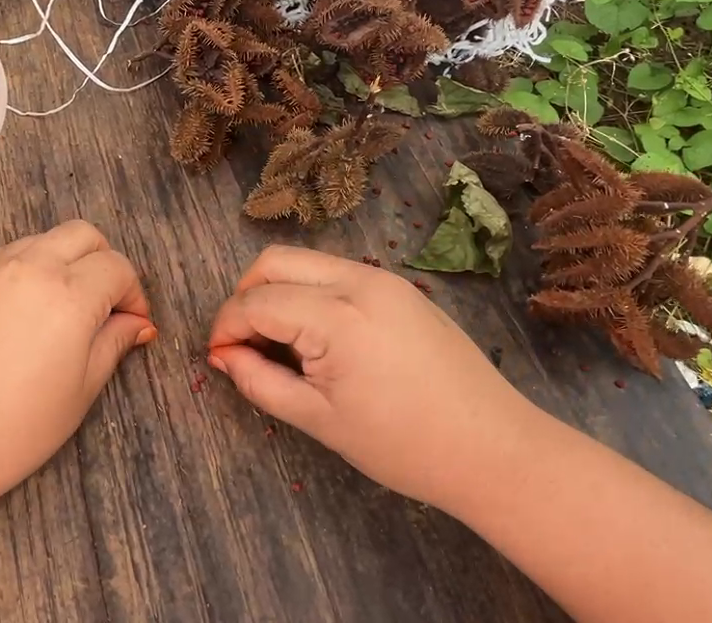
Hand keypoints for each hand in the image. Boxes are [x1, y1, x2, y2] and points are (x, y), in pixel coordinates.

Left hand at [0, 220, 155, 500]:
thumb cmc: (16, 427)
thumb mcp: (80, 391)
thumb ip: (113, 344)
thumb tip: (137, 322)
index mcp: (70, 293)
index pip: (116, 267)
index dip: (133, 293)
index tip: (132, 323)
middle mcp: (33, 265)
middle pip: (83, 235)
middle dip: (103, 262)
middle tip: (103, 305)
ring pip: (43, 239)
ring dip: (63, 261)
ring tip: (59, 309)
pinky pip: (7, 254)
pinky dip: (27, 268)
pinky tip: (21, 310)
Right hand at [205, 246, 540, 510]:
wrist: (495, 450)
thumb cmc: (404, 446)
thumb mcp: (319, 420)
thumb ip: (259, 381)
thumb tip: (222, 356)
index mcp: (336, 316)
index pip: (256, 302)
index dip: (226, 327)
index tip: (216, 357)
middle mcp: (357, 281)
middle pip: (273, 262)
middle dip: (245, 296)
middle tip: (242, 343)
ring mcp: (382, 278)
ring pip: (303, 261)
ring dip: (276, 290)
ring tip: (277, 341)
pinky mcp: (399, 286)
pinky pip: (334, 272)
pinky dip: (308, 292)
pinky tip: (316, 337)